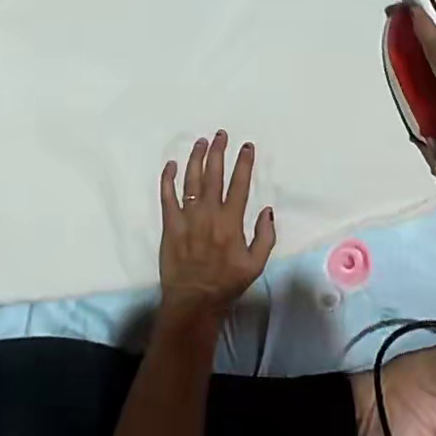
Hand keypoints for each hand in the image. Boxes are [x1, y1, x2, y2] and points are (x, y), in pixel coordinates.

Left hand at [158, 131, 275, 322]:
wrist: (194, 300)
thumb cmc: (227, 283)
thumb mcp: (256, 264)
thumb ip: (265, 236)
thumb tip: (268, 210)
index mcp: (231, 221)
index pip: (239, 184)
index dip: (244, 163)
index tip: (246, 146)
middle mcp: (209, 213)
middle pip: (213, 174)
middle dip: (218, 151)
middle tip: (220, 135)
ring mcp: (187, 217)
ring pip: (191, 180)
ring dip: (196, 158)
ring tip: (200, 142)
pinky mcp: (170, 224)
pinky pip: (167, 197)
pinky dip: (168, 179)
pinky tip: (171, 165)